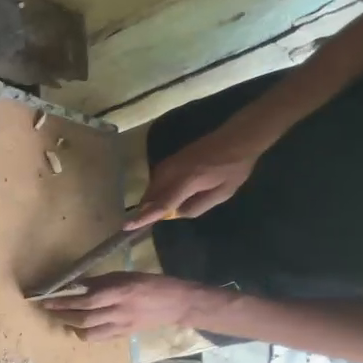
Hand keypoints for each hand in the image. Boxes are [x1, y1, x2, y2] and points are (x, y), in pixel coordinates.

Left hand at [41, 272, 217, 339]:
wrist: (179, 303)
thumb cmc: (151, 284)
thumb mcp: (126, 276)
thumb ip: (99, 282)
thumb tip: (73, 286)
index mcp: (121, 294)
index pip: (86, 301)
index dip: (63, 302)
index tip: (46, 301)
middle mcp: (119, 312)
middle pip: (83, 319)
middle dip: (62, 315)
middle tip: (51, 310)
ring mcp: (122, 326)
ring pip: (89, 333)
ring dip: (72, 327)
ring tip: (65, 319)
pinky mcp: (124, 335)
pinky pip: (99, 339)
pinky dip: (86, 334)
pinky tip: (80, 327)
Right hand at [124, 127, 261, 229]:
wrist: (236, 137)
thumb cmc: (234, 166)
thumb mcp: (224, 192)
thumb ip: (198, 206)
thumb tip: (174, 214)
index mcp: (188, 181)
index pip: (161, 204)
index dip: (144, 217)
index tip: (127, 226)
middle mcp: (169, 174)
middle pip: (149, 199)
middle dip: (153, 209)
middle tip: (177, 207)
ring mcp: (164, 167)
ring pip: (150, 192)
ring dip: (157, 199)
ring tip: (182, 194)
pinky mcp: (163, 164)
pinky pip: (154, 184)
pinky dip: (160, 191)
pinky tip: (179, 185)